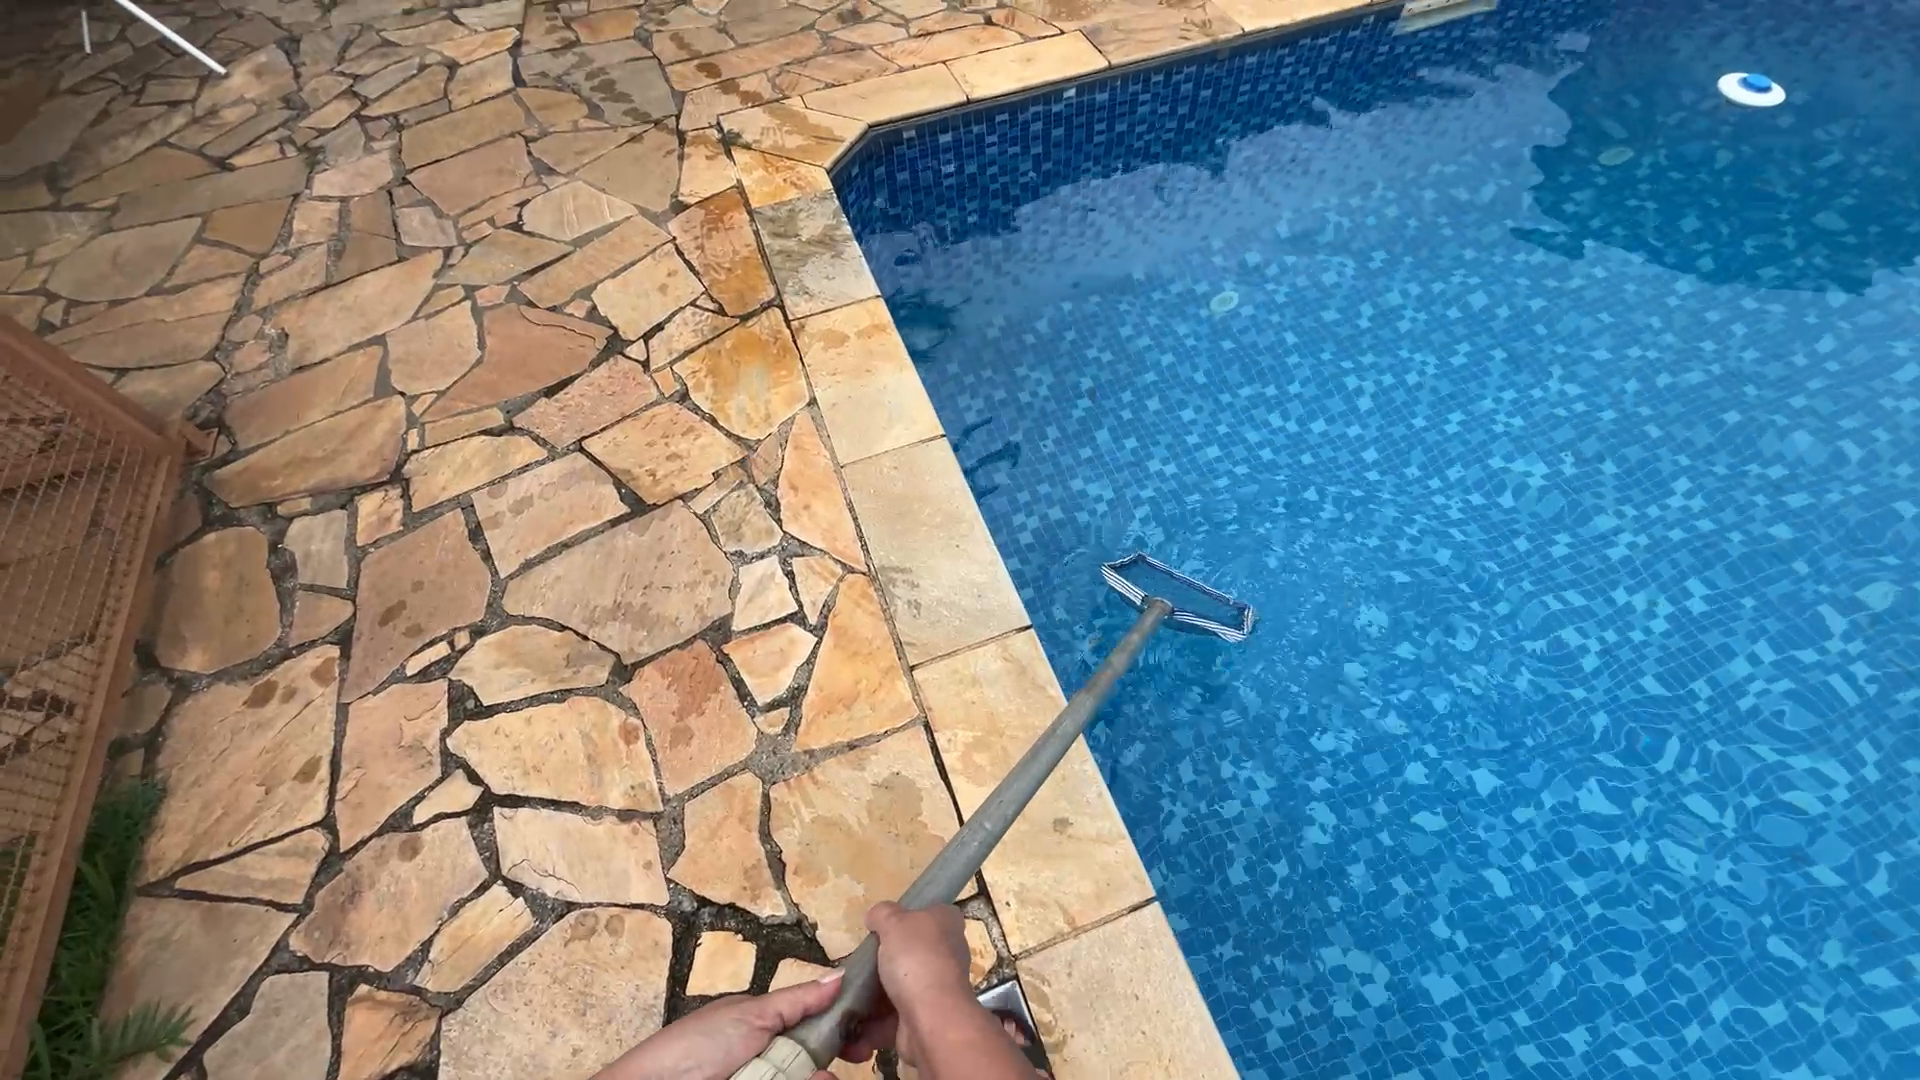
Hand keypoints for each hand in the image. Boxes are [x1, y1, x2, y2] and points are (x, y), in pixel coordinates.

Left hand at [592, 972, 843, 1079]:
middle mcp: (766, 1056)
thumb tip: (841, 974)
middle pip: (811, 1055)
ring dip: (820, 1074)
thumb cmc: (700, 1047)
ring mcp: (763, 1076)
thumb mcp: (752, 1015)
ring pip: (804, 1074)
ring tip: (833, 1073)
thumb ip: (798, 1000)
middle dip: (837, 1054)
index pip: (811, 1022)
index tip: (865, 1036)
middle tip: (860, 1056)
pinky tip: (821, 1078)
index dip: (840, 1026)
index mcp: (764, 1025)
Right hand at [841, 902, 975, 1065]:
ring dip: (874, 993)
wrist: (931, 1020)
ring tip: (848, 991)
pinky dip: (873, 1021)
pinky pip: (892, 1017)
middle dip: (885, 959)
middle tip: (860, 960)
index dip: (908, 916)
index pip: (930, 912)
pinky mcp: (923, 1019)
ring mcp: (936, 989)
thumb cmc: (916, 959)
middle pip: (911, 951)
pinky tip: (852, 1019)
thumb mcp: (894, 921)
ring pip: (899, 986)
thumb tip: (875, 916)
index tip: (883, 926)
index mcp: (947, 923)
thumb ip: (882, 913)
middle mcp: (947, 954)